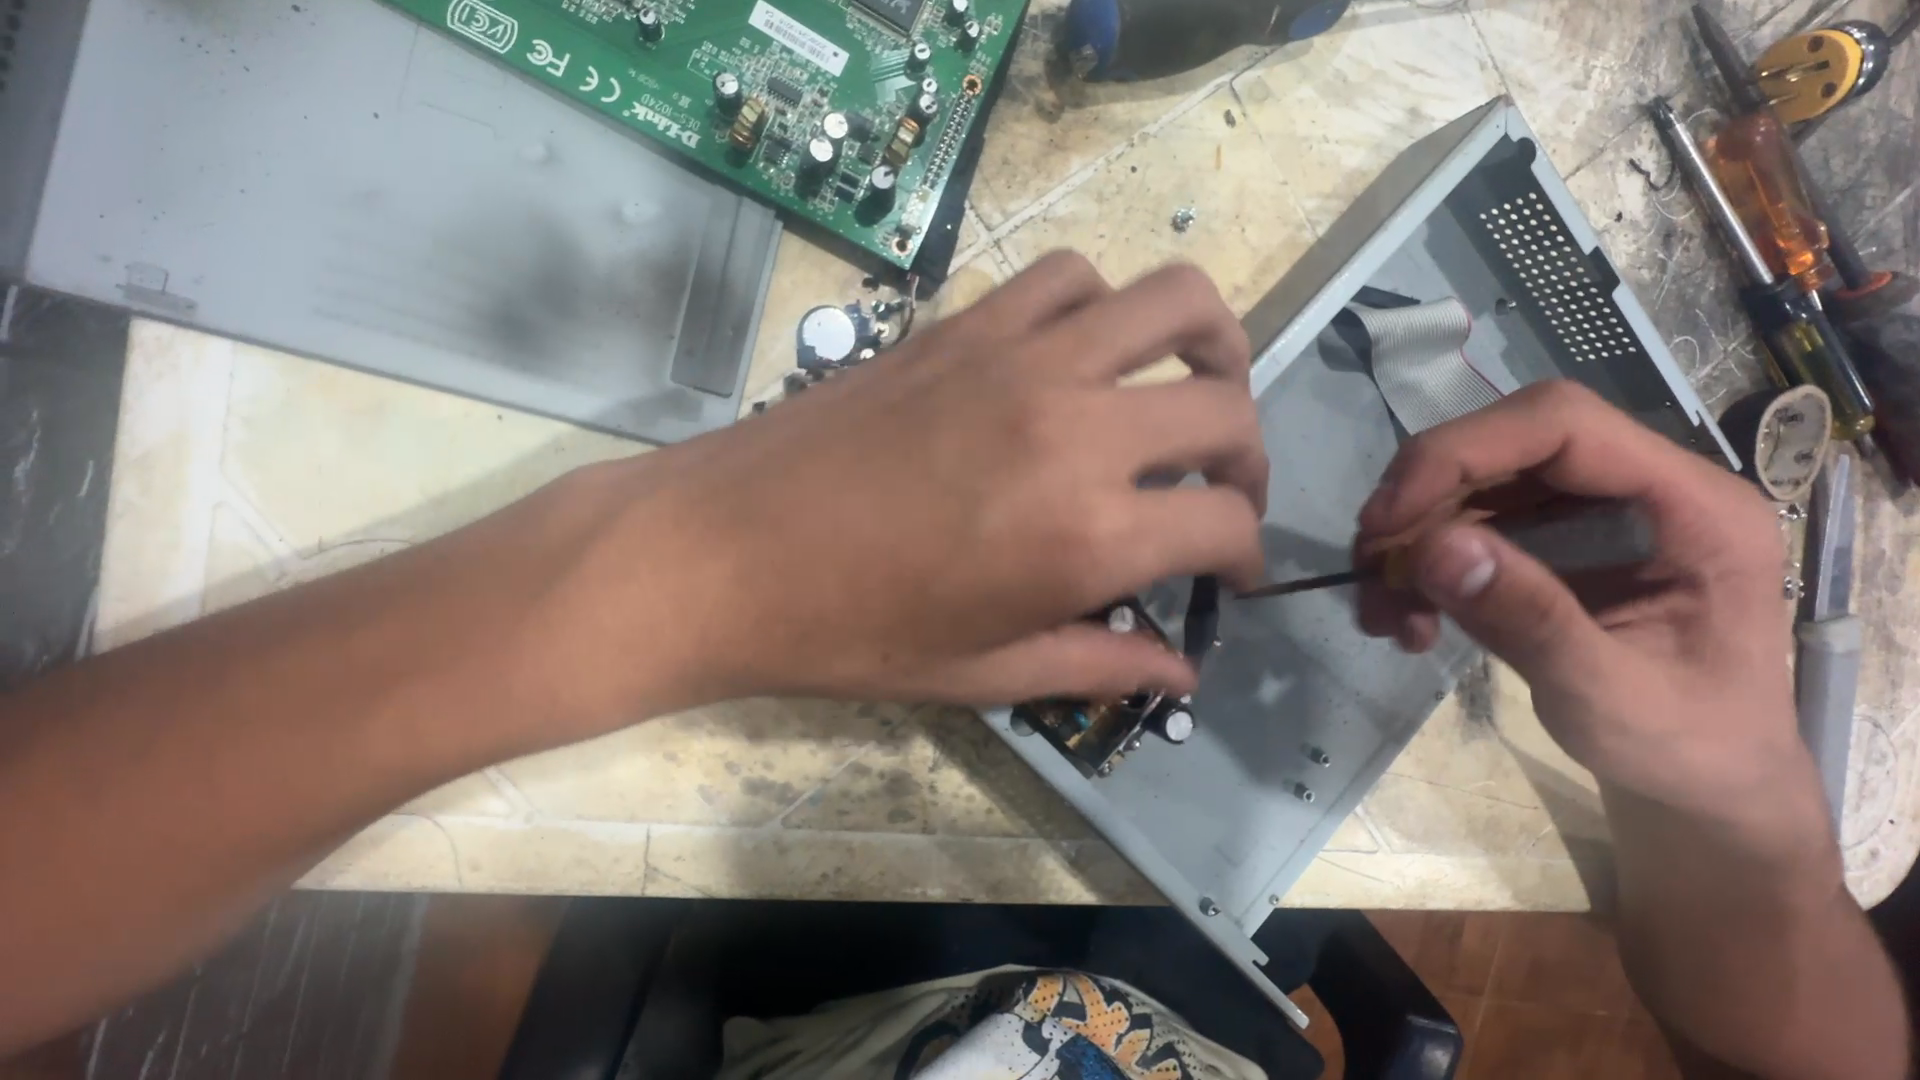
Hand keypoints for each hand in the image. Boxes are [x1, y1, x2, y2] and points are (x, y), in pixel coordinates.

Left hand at [519, 253, 1268, 729]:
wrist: (723, 553)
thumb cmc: (848, 632)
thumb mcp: (982, 674)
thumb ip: (1098, 667)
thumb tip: (1181, 673)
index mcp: (1086, 538)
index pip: (1223, 524)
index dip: (1243, 553)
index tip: (1229, 570)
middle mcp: (1077, 431)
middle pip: (1227, 408)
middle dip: (1250, 458)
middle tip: (1220, 493)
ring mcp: (1024, 360)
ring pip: (1174, 302)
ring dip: (1208, 348)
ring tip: (1188, 391)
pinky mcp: (968, 324)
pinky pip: (1071, 279)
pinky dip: (1104, 307)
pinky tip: (1082, 356)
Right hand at [1354, 381, 1807, 820]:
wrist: (1698, 784)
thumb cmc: (1684, 746)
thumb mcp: (1609, 696)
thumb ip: (1531, 619)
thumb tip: (1433, 547)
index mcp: (1690, 505)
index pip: (1562, 426)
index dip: (1462, 452)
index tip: (1388, 517)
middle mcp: (1636, 490)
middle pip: (1502, 447)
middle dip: (1421, 500)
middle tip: (1371, 566)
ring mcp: (1586, 515)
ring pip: (1469, 487)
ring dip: (1407, 543)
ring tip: (1384, 615)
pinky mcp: (1547, 543)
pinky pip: (1460, 527)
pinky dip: (1417, 569)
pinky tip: (1405, 622)